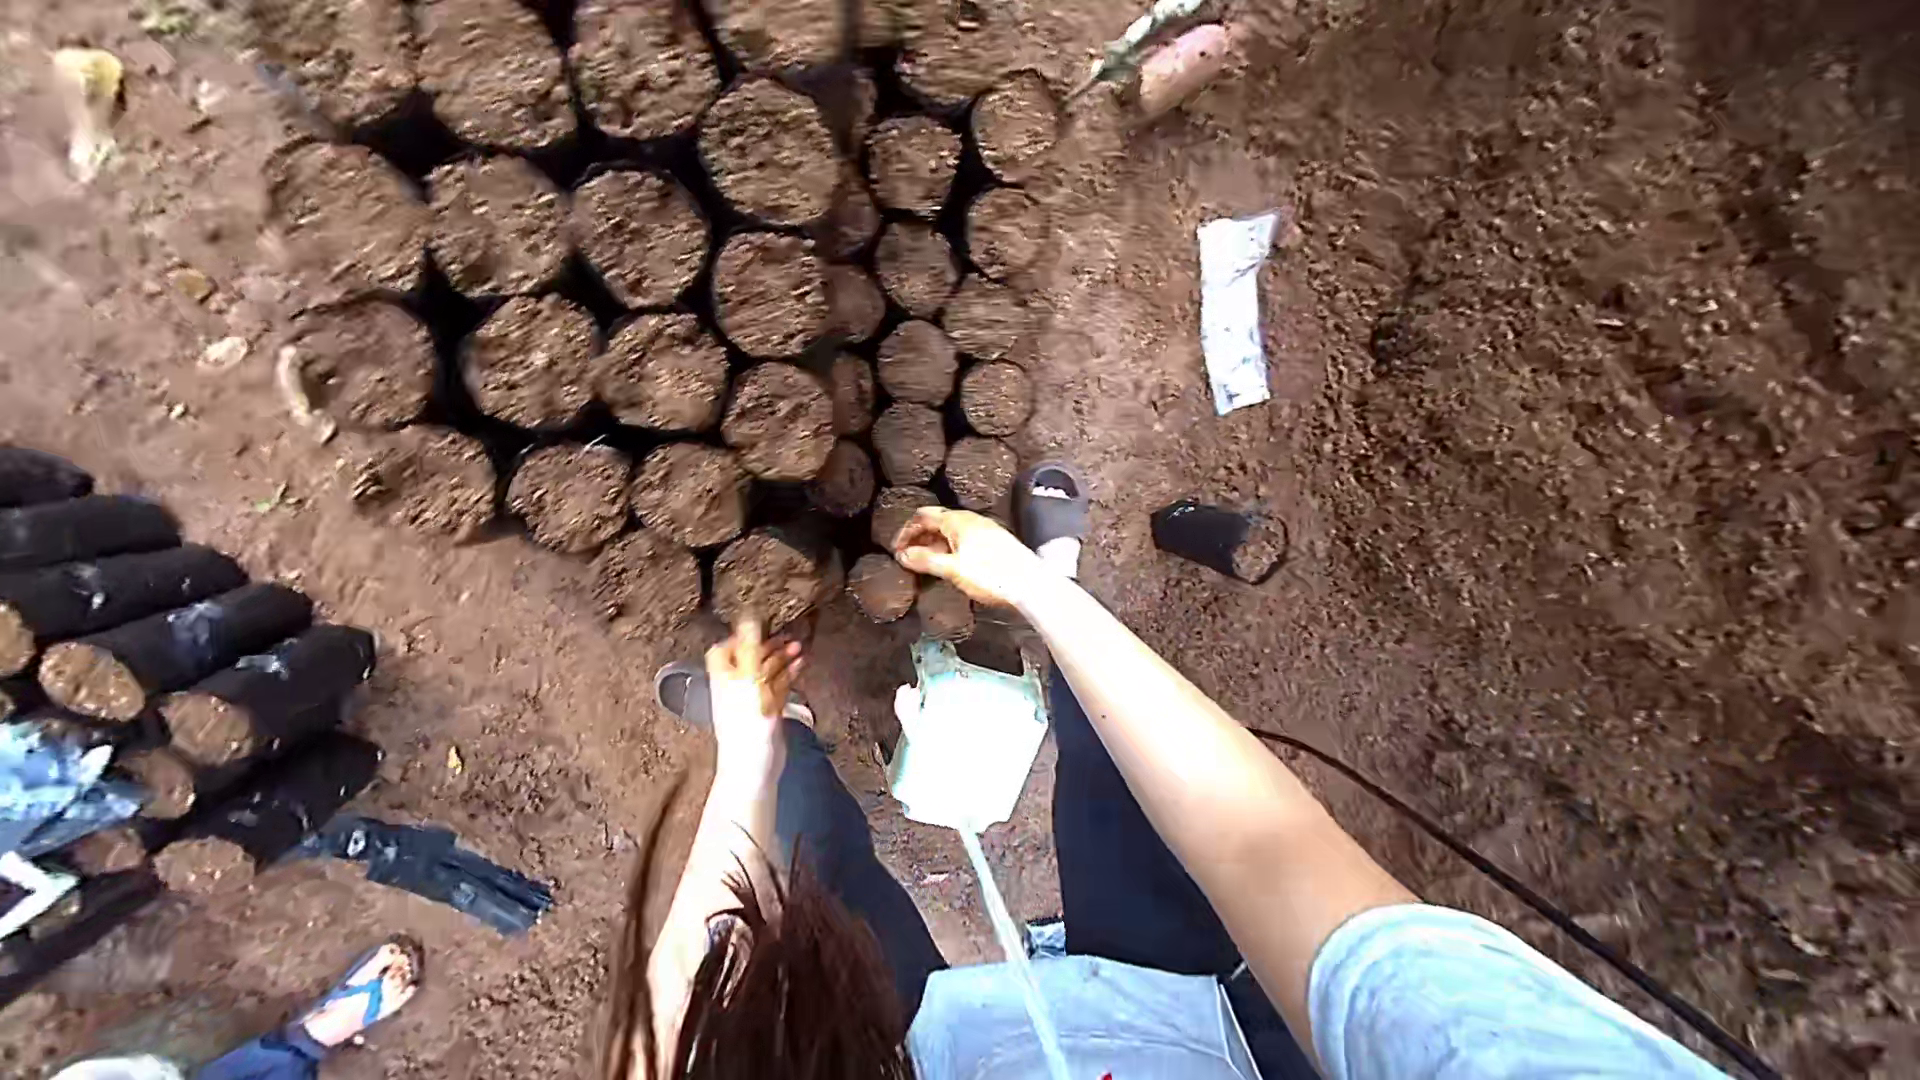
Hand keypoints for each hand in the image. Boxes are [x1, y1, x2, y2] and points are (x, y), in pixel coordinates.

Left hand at [705, 619, 802, 777]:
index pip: (723, 650)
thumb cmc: (747, 721)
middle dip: (768, 646)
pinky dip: (789, 674)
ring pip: (767, 672)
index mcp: (724, 677)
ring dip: (782, 659)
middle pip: (749, 659)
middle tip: (788, 636)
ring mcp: (752, 699)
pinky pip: (778, 686)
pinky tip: (800, 665)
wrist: (755, 763)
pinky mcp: (767, 711)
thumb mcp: (749, 679)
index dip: (738, 637)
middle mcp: (735, 686)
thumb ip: (751, 648)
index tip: (758, 627)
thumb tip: (748, 617)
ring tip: (799, 647)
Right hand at [892, 507, 1045, 607]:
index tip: (897, 549)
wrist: (1031, 584)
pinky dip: (950, 549)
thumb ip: (925, 560)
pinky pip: (964, 540)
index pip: (923, 516)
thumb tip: (903, 554)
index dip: (906, 531)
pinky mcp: (995, 543)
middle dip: (919, 538)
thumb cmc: (992, 575)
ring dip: (935, 545)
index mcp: (958, 520)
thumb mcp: (952, 569)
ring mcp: (985, 530)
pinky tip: (950, 566)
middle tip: (908, 557)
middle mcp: (971, 520)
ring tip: (925, 565)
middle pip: (937, 522)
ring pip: (951, 532)